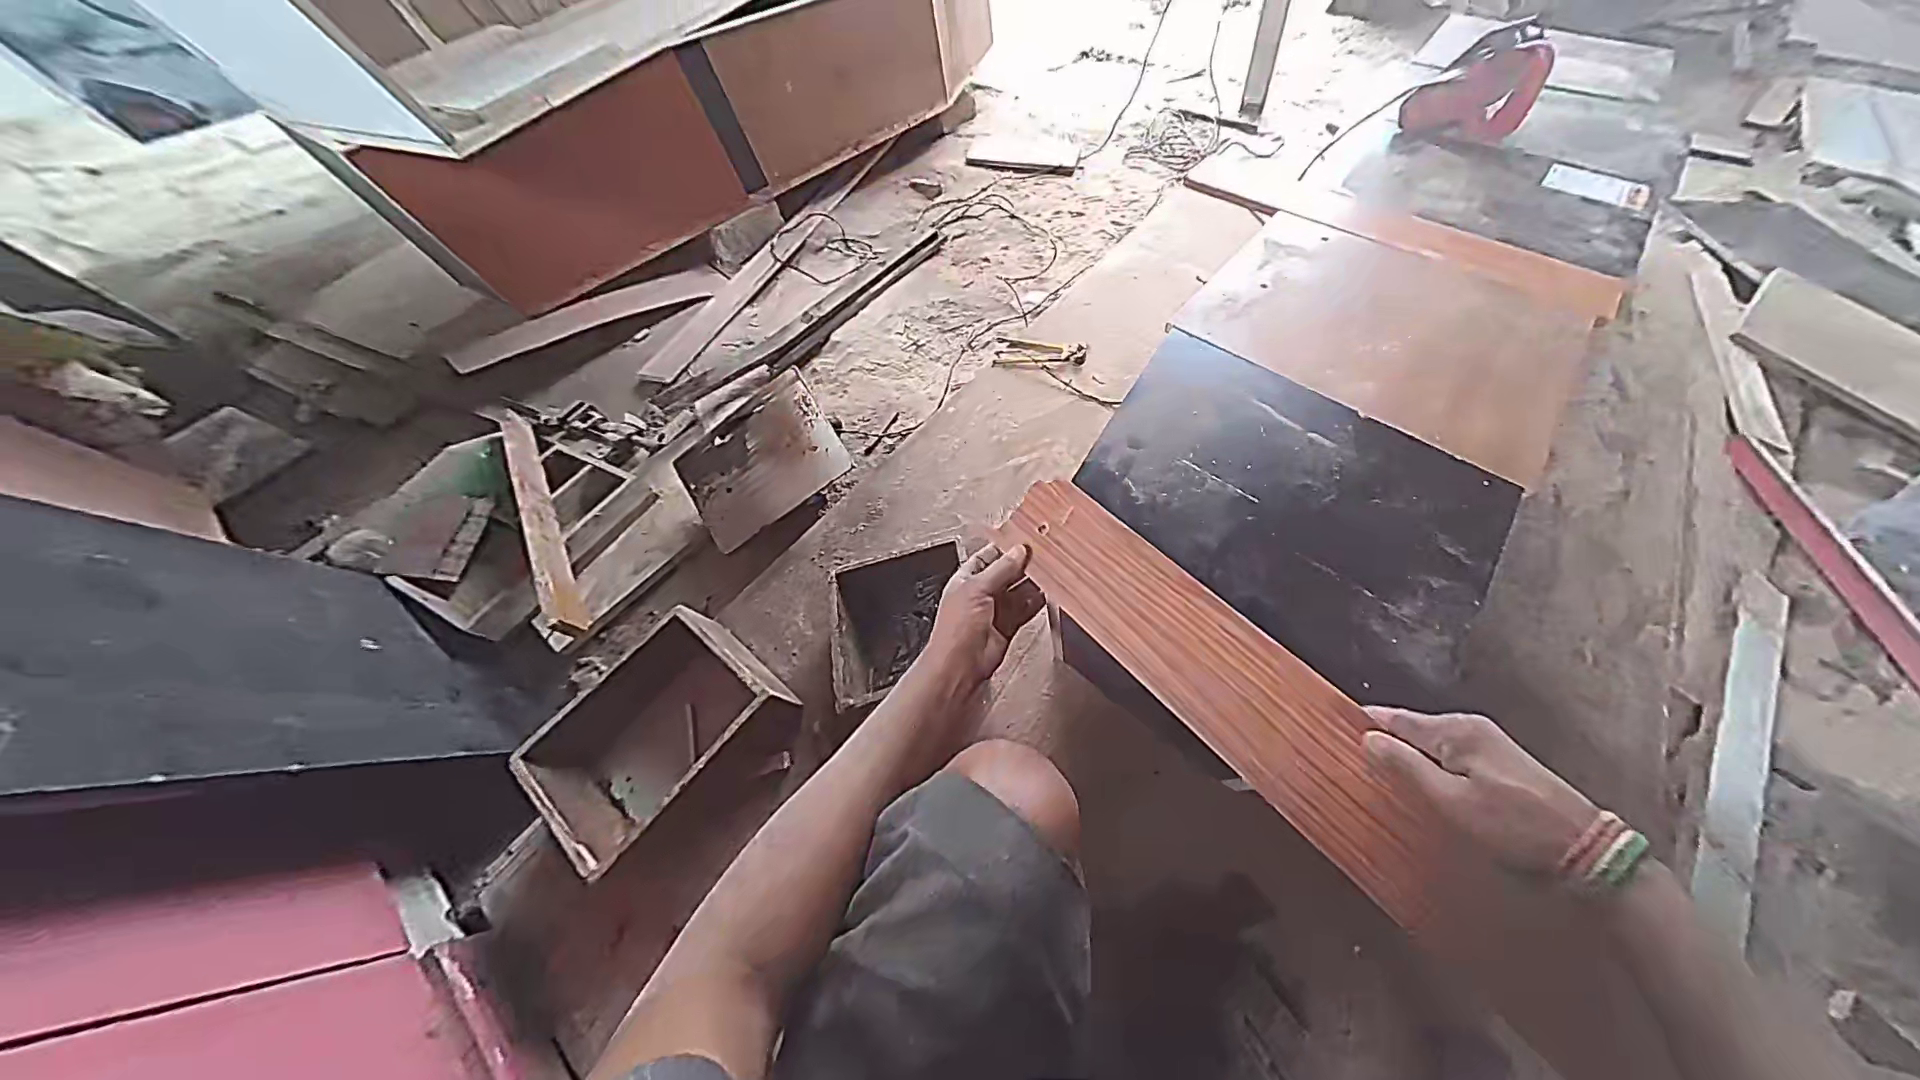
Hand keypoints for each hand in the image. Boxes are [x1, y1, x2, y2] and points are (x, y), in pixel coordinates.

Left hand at [922, 543, 1044, 688]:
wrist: (959, 665)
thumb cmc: (955, 630)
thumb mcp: (977, 589)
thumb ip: (1001, 569)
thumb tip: (1017, 552)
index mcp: (966, 580)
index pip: (988, 557)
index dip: (1005, 549)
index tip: (1024, 541)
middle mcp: (980, 594)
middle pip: (1006, 573)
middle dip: (1022, 565)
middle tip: (1042, 555)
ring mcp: (994, 611)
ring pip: (1018, 590)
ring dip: (1032, 583)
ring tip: (1048, 572)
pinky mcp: (1007, 626)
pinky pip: (1025, 609)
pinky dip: (1036, 601)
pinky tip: (1046, 593)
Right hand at [1363, 707, 1597, 876]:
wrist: (1590, 852)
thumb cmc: (1514, 826)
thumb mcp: (1451, 800)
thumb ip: (1405, 765)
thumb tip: (1368, 737)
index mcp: (1455, 730)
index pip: (1392, 717)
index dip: (1362, 723)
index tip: (1333, 733)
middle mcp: (1469, 726)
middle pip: (1409, 727)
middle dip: (1383, 740)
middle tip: (1354, 761)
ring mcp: (1486, 741)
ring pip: (1427, 741)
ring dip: (1405, 755)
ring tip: (1379, 774)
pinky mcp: (1497, 759)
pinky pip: (1446, 752)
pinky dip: (1427, 763)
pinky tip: (1418, 782)